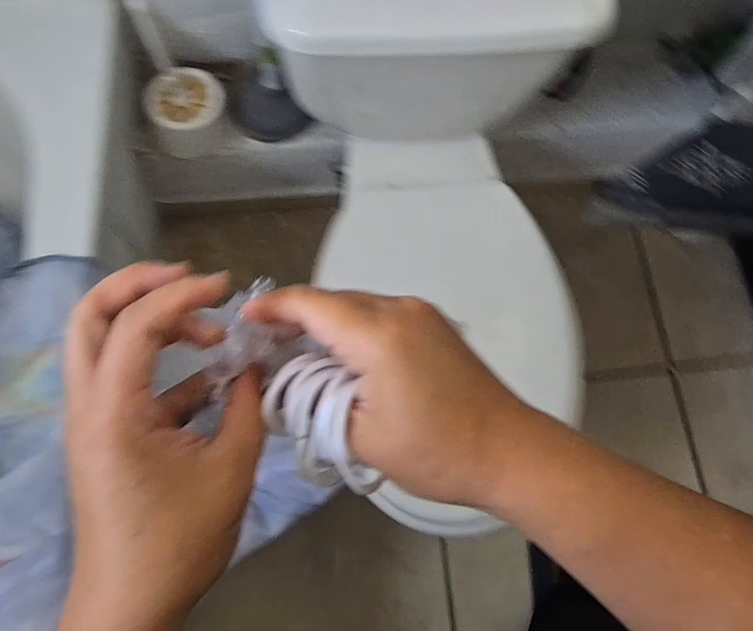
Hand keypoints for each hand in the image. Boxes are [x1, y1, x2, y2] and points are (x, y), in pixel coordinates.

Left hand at [61, 263, 266, 630]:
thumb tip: (254, 363)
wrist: (128, 609)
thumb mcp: (230, 470)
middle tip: (190, 278)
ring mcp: (90, 419)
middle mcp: (88, 405)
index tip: (226, 287)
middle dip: (139, 283)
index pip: (136, 321)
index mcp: (112, 410)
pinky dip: (162, 360)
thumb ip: (247, 404)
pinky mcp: (103, 434)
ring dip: (150, 318)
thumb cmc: (176, 545)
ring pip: (100, 339)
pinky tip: (211, 378)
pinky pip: (124, 375)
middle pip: (90, 314)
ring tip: (209, 328)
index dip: (182, 293)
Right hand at [241, 286, 545, 508]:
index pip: (313, 305)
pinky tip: (341, 353)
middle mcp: (399, 309)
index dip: (275, 307)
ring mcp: (421, 312)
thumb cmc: (435, 450)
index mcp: (378, 333)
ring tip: (296, 350)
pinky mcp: (434, 324)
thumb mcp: (361, 436)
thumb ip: (317, 402)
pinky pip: (380, 314)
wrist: (508, 448)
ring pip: (358, 306)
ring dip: (326, 322)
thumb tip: (289, 384)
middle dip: (296, 316)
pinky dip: (353, 327)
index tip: (244, 317)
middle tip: (263, 342)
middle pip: (334, 301)